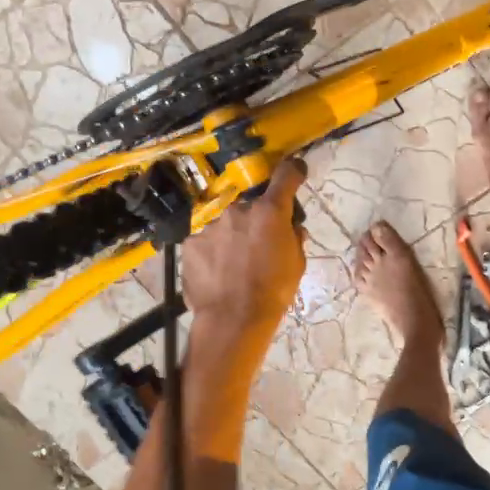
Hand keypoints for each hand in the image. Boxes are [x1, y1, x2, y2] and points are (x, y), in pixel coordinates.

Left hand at [181, 159, 307, 335]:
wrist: (234, 319)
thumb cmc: (274, 291)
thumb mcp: (297, 263)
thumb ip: (294, 237)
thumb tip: (291, 227)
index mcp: (270, 211)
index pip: (285, 176)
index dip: (293, 171)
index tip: (295, 171)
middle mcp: (239, 209)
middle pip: (252, 206)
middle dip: (257, 220)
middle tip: (259, 244)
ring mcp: (212, 224)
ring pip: (227, 223)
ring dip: (233, 235)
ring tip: (234, 263)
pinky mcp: (191, 241)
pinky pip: (207, 239)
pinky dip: (213, 250)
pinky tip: (217, 270)